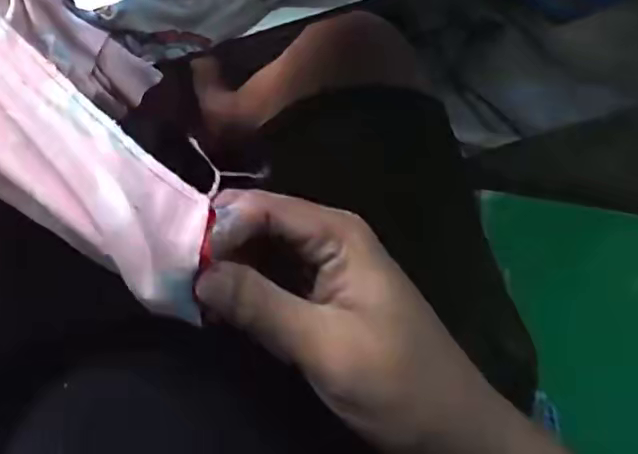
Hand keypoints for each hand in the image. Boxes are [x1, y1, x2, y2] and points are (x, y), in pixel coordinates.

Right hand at [197, 190, 558, 453]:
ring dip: (228, 263)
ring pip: (262, 246)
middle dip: (220, 241)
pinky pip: (272, 272)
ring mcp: (325, 261)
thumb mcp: (326, 348)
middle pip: (259, 220)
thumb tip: (199, 276)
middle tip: (179, 268)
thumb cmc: (399, 385)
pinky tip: (218, 300)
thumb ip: (262, 306)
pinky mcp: (320, 289)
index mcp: (336, 231)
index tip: (187, 259)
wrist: (458, 435)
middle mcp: (327, 234)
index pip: (264, 207)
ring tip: (189, 283)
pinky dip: (245, 284)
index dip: (222, 226)